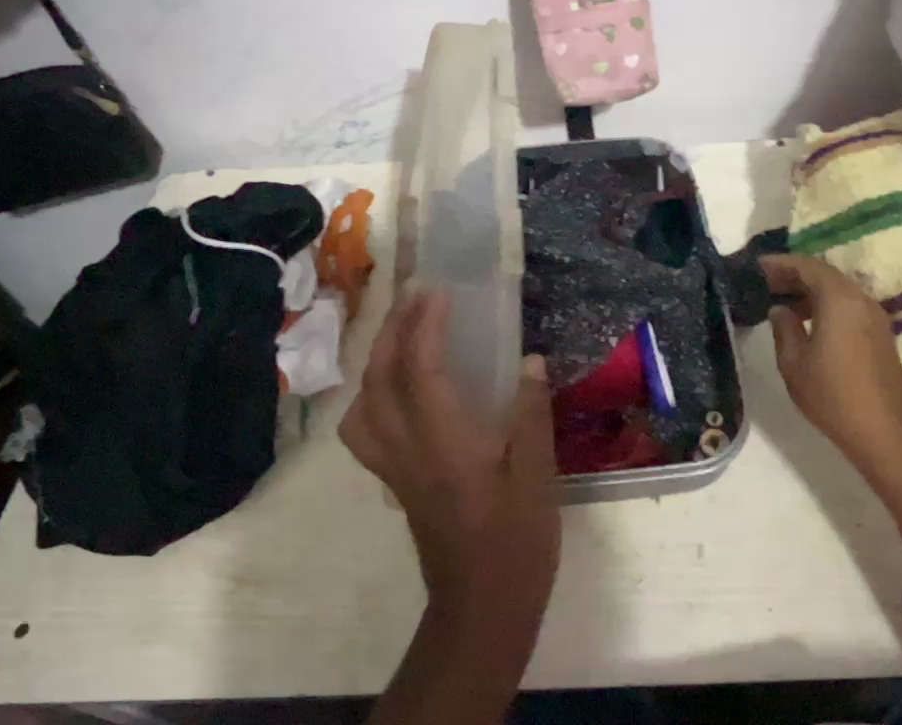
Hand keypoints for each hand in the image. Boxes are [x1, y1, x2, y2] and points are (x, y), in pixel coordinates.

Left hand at [340, 290, 559, 618]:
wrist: (482, 609)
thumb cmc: (516, 543)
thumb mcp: (538, 477)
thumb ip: (530, 415)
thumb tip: (530, 361)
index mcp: (444, 444)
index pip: (421, 370)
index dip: (426, 326)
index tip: (438, 292)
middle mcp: (408, 450)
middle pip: (380, 379)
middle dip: (393, 330)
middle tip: (415, 297)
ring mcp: (394, 468)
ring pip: (362, 404)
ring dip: (375, 360)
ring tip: (402, 337)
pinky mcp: (394, 483)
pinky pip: (365, 430)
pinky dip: (371, 397)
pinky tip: (399, 392)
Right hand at [761, 254, 901, 454]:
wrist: (883, 432)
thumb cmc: (832, 395)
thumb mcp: (793, 362)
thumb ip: (783, 328)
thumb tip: (779, 309)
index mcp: (839, 299)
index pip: (806, 266)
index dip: (778, 264)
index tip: (754, 268)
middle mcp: (860, 299)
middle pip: (823, 274)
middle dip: (792, 275)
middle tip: (762, 283)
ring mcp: (875, 316)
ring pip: (837, 289)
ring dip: (808, 290)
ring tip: (778, 301)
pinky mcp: (880, 334)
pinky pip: (847, 305)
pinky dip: (824, 304)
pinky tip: (805, 321)